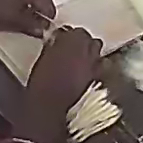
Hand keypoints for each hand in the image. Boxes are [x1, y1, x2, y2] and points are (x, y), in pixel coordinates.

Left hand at [0, 0, 55, 35]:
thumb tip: (44, 30)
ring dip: (31, 11)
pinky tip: (15, 20)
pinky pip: (14, 3)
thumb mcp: (13, 20)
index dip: (51, 11)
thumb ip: (30, 24)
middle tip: (44, 24)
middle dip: (43, 10)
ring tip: (31, 24)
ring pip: (25, 0)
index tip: (53, 24)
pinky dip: (20, 11)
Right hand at [17, 26, 100, 142]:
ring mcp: (96, 66)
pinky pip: (101, 69)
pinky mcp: (100, 81)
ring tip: (82, 61)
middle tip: (72, 49)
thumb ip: (52, 48)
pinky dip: (96, 69)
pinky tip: (88, 75)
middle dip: (82, 43)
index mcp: (70, 42)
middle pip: (90, 40)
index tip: (61, 40)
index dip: (68, 36)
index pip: (75, 31)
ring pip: (98, 53)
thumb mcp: (42, 61)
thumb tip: (55, 42)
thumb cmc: (41, 86)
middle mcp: (87, 52)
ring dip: (91, 54)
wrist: (50, 111)